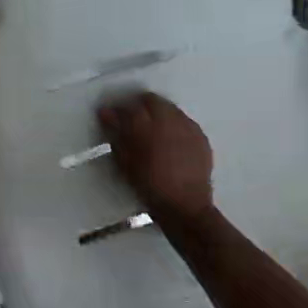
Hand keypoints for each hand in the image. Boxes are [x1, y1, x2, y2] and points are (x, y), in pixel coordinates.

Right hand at [96, 92, 214, 219]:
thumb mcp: (126, 165)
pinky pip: (184, 121)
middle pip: (152, 100)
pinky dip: (174, 124)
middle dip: (139, 105)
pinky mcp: (200, 136)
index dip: (117, 110)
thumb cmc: (150, 189)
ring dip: (158, 112)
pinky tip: (171, 138)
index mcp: (146, 129)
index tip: (111, 115)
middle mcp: (169, 121)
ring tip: (152, 129)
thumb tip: (107, 115)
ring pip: (170, 108)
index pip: (129, 107)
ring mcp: (188, 127)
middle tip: (131, 119)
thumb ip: (117, 136)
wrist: (186, 207)